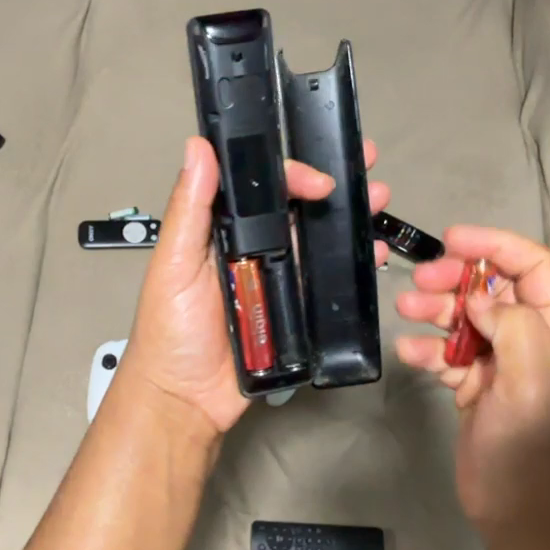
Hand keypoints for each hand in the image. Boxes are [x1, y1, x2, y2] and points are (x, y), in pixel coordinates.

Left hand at [116, 136, 389, 439]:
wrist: (186, 400)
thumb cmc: (169, 332)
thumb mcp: (173, 264)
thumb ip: (189, 209)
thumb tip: (197, 148)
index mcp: (221, 231)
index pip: (260, 188)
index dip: (291, 173)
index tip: (319, 177)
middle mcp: (251, 249)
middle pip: (296, 207)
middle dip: (334, 183)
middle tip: (368, 164)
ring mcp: (276, 280)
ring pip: (317, 239)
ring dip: (349, 217)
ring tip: (379, 200)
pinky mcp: (294, 311)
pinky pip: (326, 283)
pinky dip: (351, 265)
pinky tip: (373, 252)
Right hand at [393, 227, 549, 549]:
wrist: (525, 526)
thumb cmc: (536, 457)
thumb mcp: (535, 386)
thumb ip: (516, 328)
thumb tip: (483, 300)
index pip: (538, 270)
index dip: (498, 245)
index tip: (451, 239)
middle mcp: (539, 345)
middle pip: (498, 291)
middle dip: (458, 279)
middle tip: (418, 281)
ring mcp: (509, 369)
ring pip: (470, 321)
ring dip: (437, 311)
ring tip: (405, 311)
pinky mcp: (481, 392)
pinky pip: (453, 356)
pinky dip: (430, 350)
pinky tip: (410, 355)